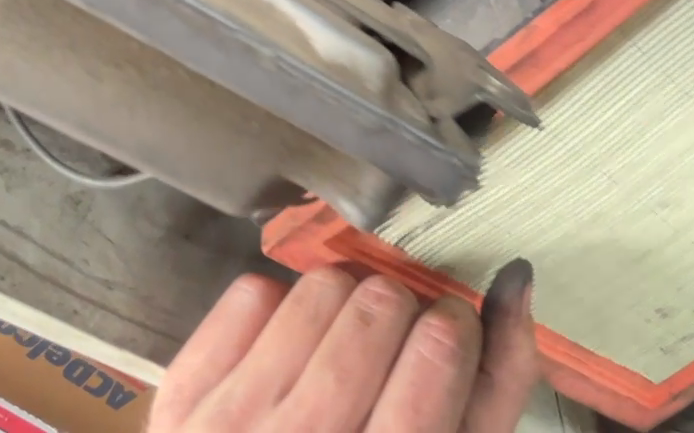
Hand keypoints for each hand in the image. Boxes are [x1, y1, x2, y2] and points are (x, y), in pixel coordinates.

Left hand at [152, 261, 540, 432]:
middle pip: (378, 305)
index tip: (447, 342)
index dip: (455, 327)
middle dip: (401, 313)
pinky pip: (251, 293)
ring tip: (342, 348)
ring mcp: (227, 427)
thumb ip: (500, 381)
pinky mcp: (180, 402)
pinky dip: (278, 307)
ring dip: (344, 303)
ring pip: (318, 287)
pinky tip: (287, 355)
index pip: (438, 344)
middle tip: (393, 351)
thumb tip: (513, 276)